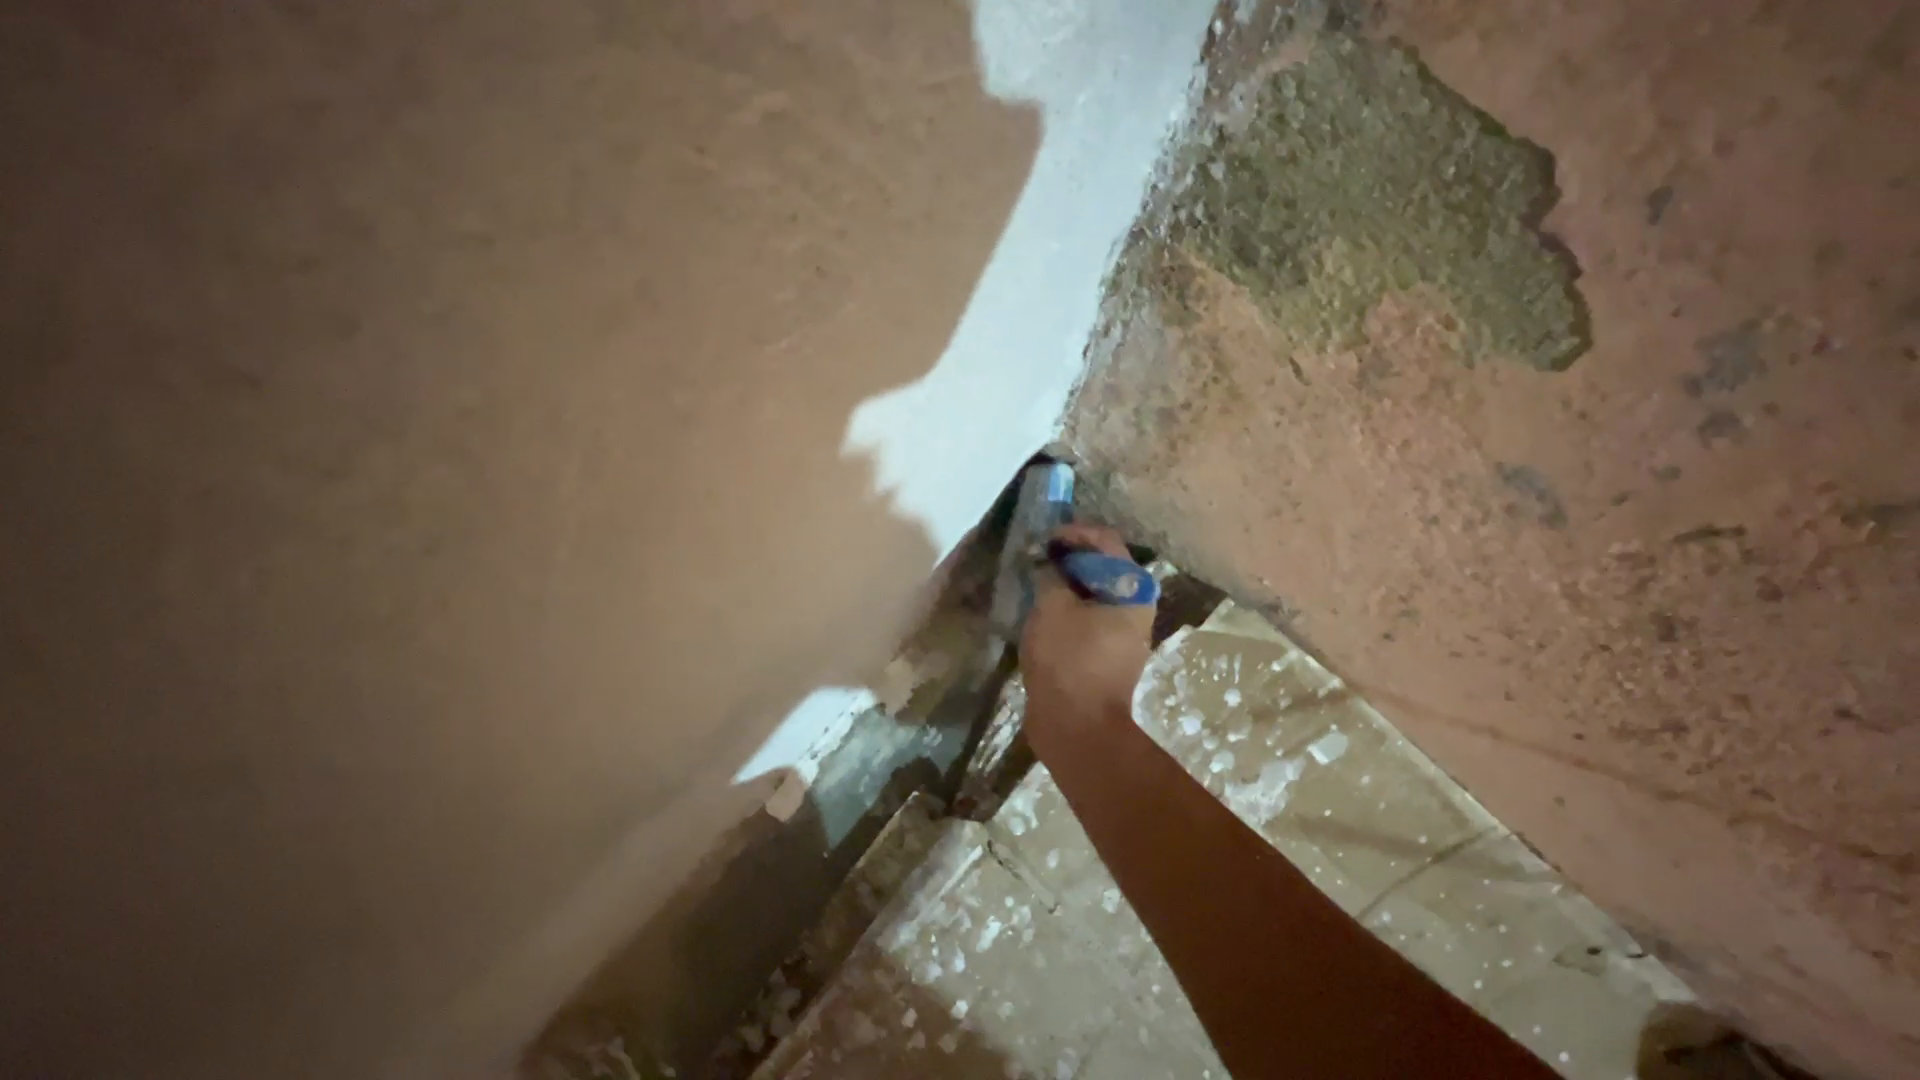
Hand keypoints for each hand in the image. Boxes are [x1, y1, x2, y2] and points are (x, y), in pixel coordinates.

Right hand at [1018, 523, 1154, 733]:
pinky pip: (1088, 618)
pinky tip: (1041, 612)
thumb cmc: (1068, 660)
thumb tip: (1047, 563)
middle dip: (1067, 558)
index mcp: (1134, 589)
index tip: (1043, 539)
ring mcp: (1124, 633)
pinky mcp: (1107, 654)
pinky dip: (1067, 608)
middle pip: (1102, 565)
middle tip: (1035, 558)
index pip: (1106, 540)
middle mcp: (1137, 606)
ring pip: (1093, 593)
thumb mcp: (1052, 607)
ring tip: (1034, 583)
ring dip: (1065, 584)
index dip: (1073, 532)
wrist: (1077, 727)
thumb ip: (1050, 575)